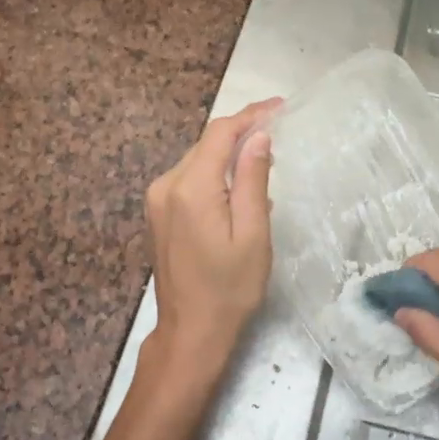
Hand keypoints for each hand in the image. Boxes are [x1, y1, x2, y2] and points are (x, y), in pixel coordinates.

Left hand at [144, 98, 280, 366]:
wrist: (190, 333)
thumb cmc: (229, 288)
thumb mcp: (252, 234)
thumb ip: (253, 180)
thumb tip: (259, 136)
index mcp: (191, 189)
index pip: (221, 134)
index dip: (251, 115)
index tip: (280, 106)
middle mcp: (167, 186)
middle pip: (207, 143)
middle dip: (242, 131)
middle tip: (280, 128)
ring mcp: (158, 200)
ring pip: (199, 159)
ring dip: (230, 151)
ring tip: (266, 155)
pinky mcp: (159, 213)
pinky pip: (190, 178)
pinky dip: (216, 171)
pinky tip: (240, 183)